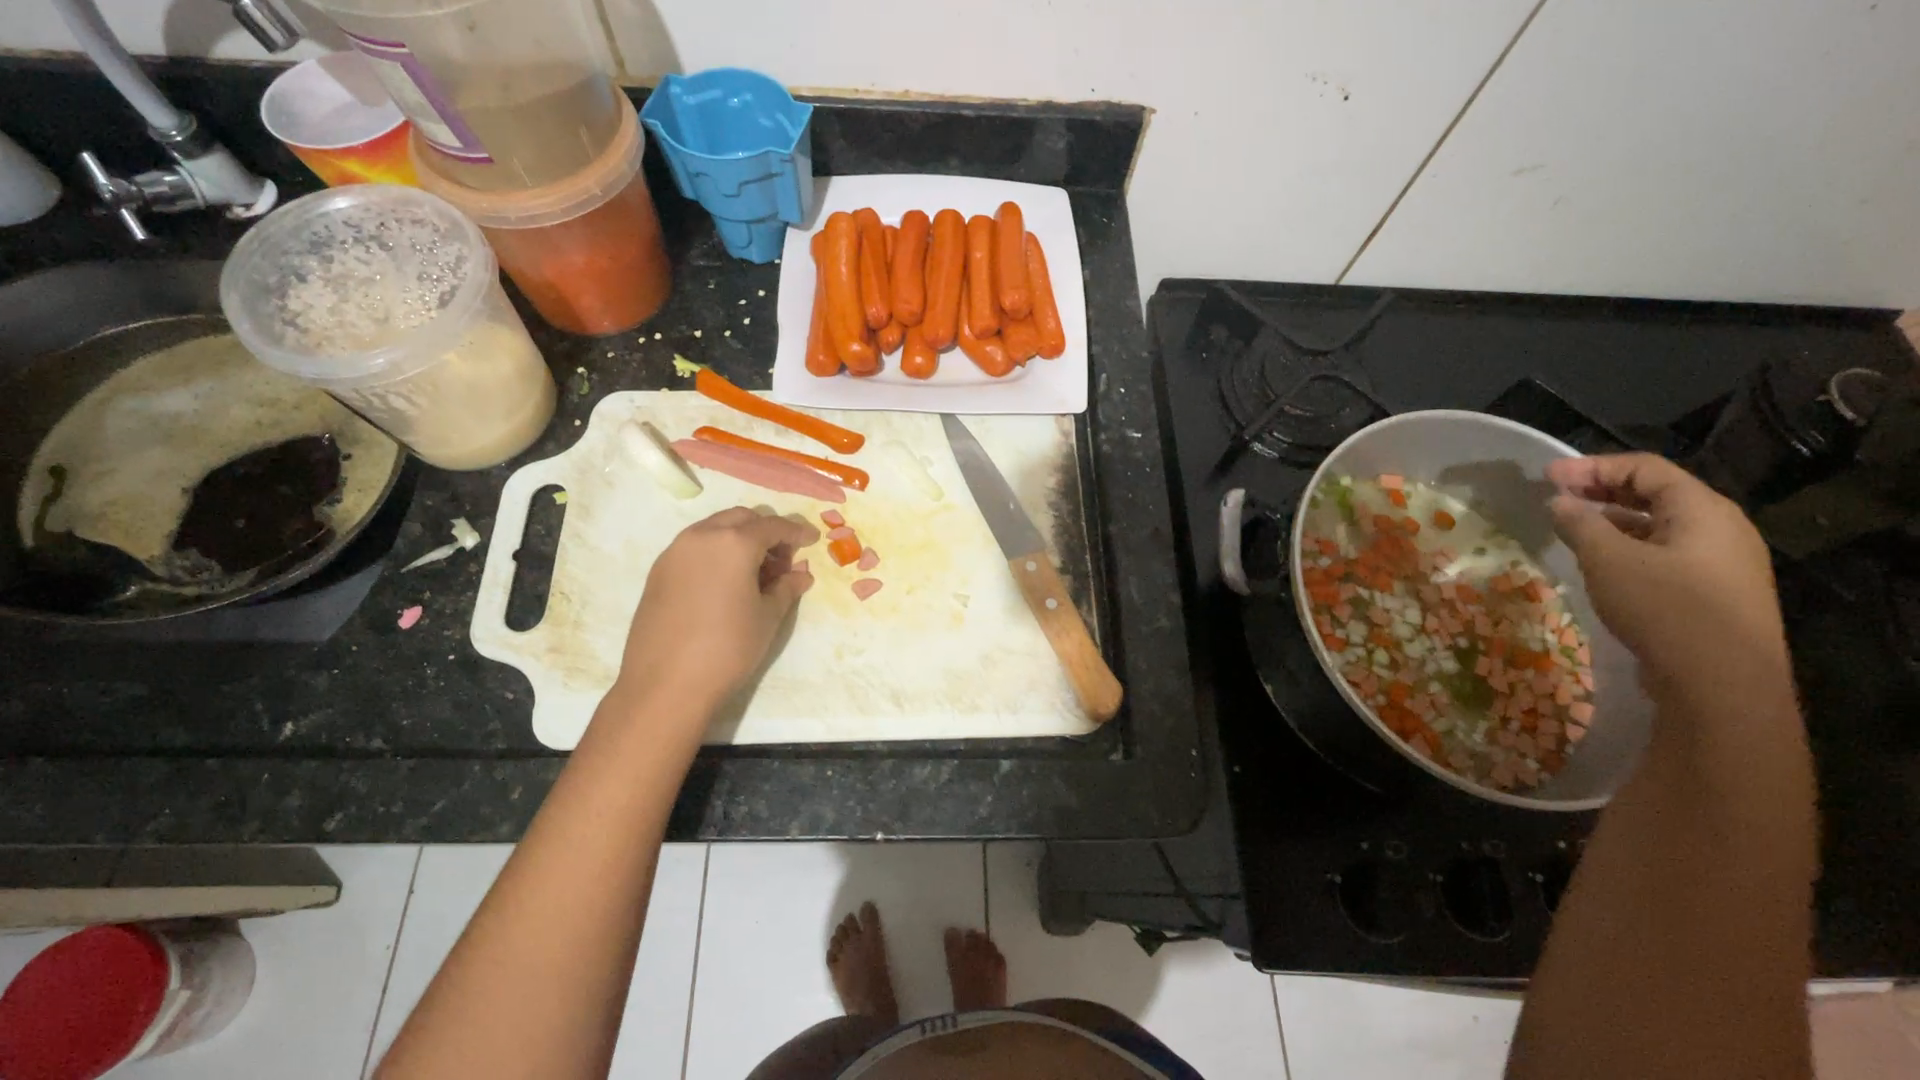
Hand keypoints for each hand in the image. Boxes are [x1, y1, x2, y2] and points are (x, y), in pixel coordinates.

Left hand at [615, 507, 819, 714]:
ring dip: (739, 540)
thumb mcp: (767, 617)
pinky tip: (726, 584)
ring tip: (755, 573)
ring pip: (715, 529)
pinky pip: (695, 547)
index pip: (773, 525)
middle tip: (783, 560)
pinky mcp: (658, 571)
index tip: (812, 539)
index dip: (796, 531)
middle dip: (766, 531)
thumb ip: (786, 588)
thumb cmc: (727, 648)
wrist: (666, 683)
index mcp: (733, 542)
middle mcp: (701, 536)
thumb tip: (800, 574)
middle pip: (741, 519)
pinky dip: (716, 552)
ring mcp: (675, 552)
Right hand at [1548, 454, 1789, 701]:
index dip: (1592, 466)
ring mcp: (1725, 564)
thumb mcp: (1608, 561)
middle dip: (1603, 492)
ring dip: (1616, 523)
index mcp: (1702, 509)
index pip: (1645, 468)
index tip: (1547, 476)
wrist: (1723, 685)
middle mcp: (1722, 529)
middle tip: (1558, 499)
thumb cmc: (1665, 609)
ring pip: (1662, 528)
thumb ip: (1580, 525)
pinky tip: (1605, 569)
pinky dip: (1632, 551)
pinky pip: (1670, 556)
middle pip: (1658, 495)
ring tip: (1574, 533)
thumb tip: (1561, 503)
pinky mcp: (1718, 596)